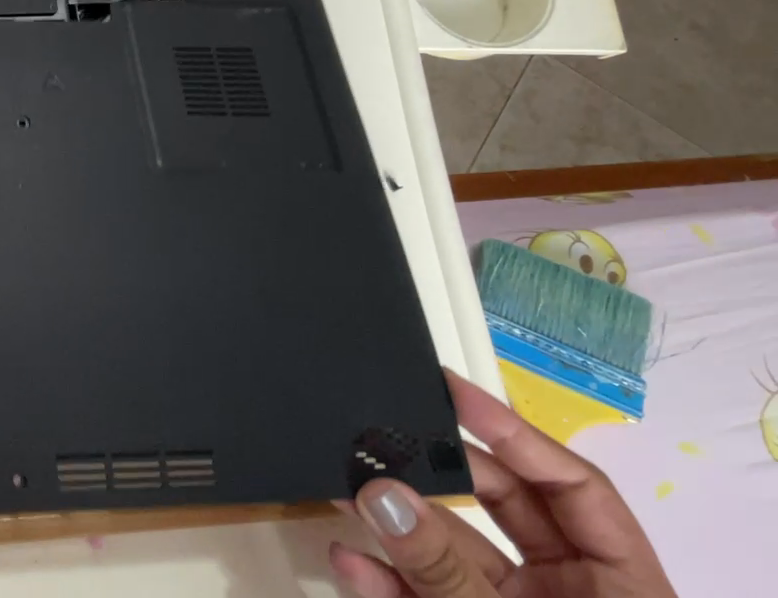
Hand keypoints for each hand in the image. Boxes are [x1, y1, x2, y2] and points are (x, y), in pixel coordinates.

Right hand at [330, 370, 677, 597]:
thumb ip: (447, 569)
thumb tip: (382, 494)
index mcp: (621, 586)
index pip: (573, 485)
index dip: (514, 432)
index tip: (451, 387)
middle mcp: (570, 589)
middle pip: (496, 507)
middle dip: (431, 476)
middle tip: (376, 443)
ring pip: (449, 549)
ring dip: (393, 526)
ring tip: (342, 494)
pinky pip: (422, 590)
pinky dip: (383, 576)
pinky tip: (349, 560)